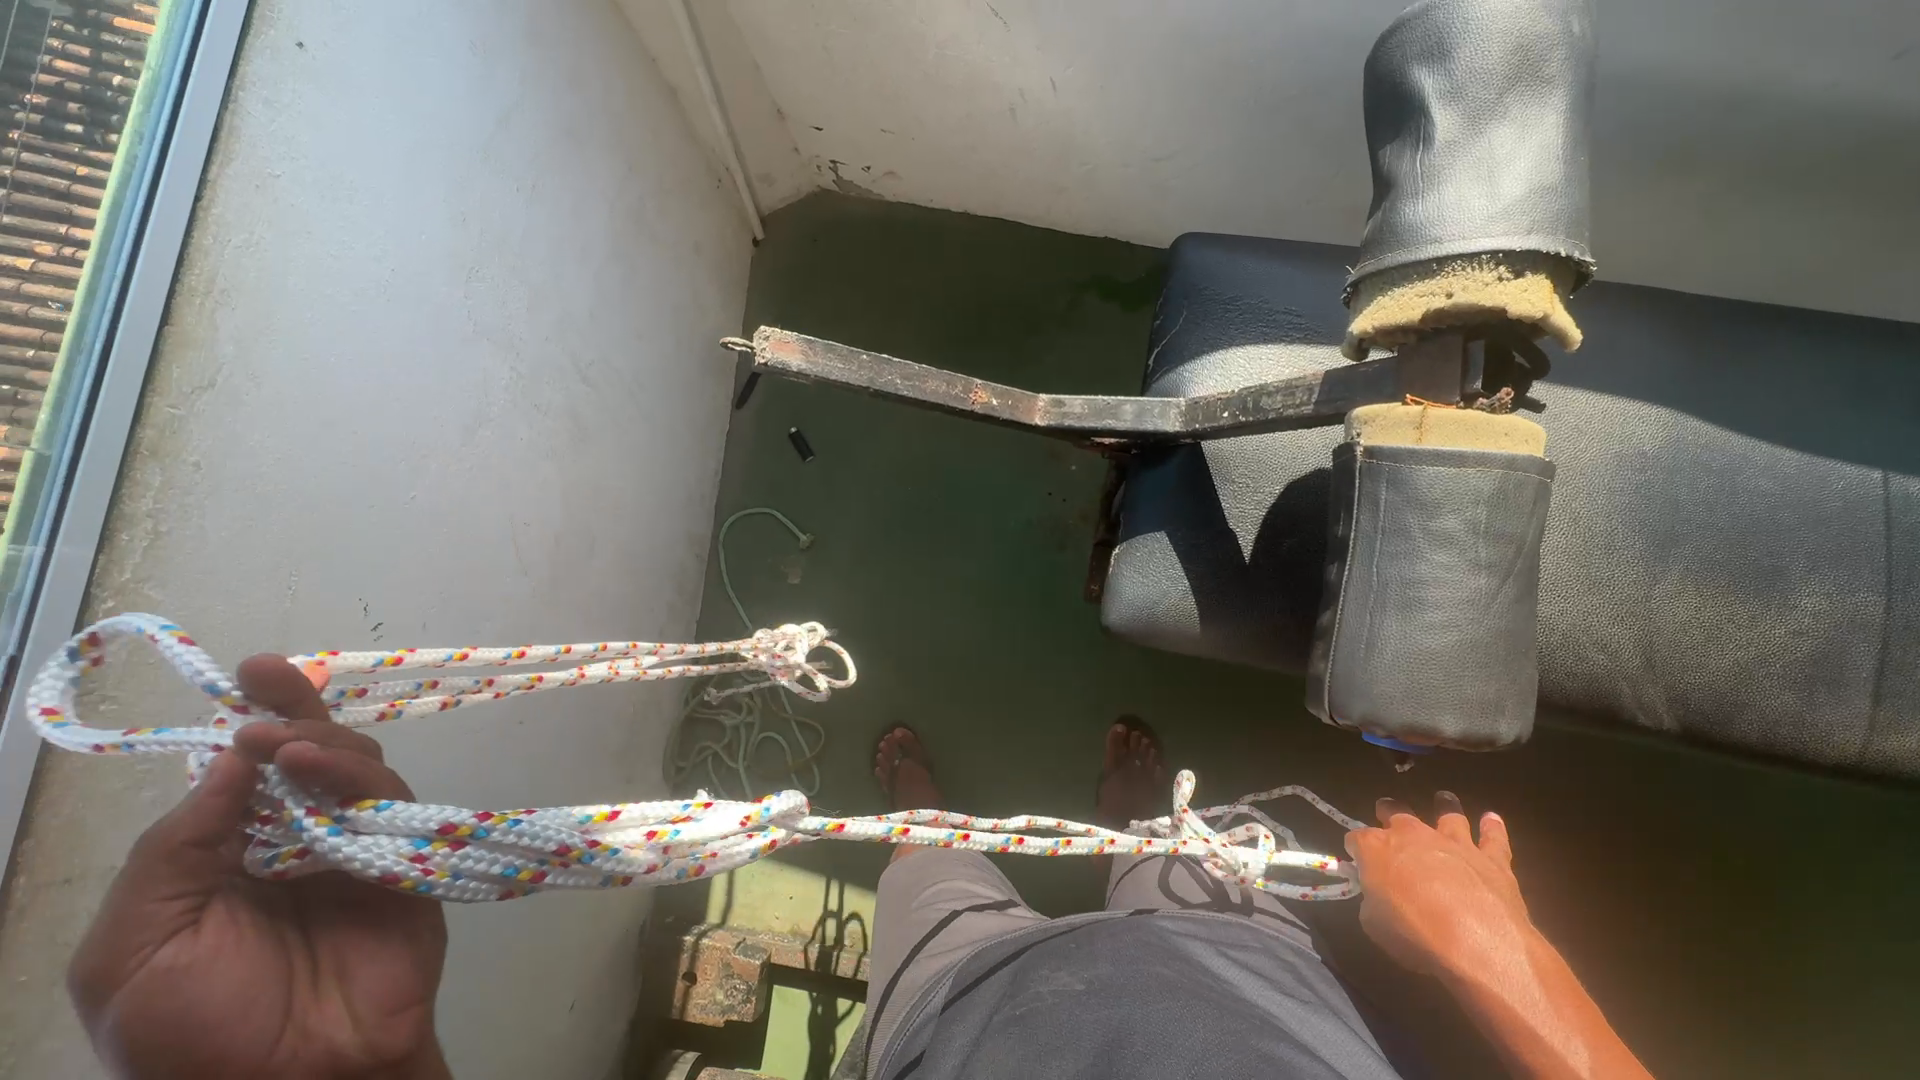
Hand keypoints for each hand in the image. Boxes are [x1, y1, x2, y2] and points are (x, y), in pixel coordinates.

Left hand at [68, 655, 449, 1078]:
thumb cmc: (194, 1029)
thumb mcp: (133, 949)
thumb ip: (172, 851)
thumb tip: (229, 761)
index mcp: (230, 854)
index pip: (247, 771)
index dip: (256, 716)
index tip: (256, 670)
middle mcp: (299, 838)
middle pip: (311, 754)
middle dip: (293, 713)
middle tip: (270, 686)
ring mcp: (361, 846)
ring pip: (357, 769)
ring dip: (324, 744)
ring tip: (286, 747)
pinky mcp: (411, 858)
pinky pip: (396, 805)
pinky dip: (364, 780)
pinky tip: (326, 771)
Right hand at [1344, 791, 1530, 976]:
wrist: (1478, 943)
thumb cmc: (1414, 934)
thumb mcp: (1374, 924)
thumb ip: (1374, 902)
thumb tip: (1380, 898)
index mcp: (1376, 848)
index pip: (1356, 839)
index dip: (1355, 849)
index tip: (1356, 859)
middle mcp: (1413, 835)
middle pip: (1396, 812)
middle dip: (1388, 811)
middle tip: (1386, 810)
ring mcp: (1454, 843)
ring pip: (1448, 814)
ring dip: (1444, 806)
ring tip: (1443, 799)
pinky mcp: (1491, 859)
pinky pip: (1493, 838)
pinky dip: (1492, 828)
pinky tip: (1492, 818)